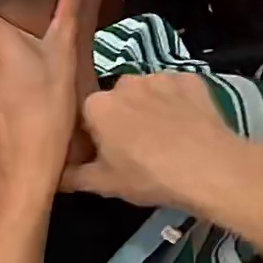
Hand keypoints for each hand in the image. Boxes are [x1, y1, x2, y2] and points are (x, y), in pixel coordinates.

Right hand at [63, 72, 262, 216]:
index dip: (93, 136)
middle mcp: (125, 82)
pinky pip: (176, 90)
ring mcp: (160, 77)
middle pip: (116, 101)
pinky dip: (177, 104)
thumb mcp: (105, 184)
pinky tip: (186, 127)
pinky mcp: (191, 79)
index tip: (105, 155)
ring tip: (164, 140)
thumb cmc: (149, 176)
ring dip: (149, 109)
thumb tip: (53, 176)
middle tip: (135, 151)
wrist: (209, 168)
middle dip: (121, 120)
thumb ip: (74, 177)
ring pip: (146, 93)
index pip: (85, 116)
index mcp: (98, 105)